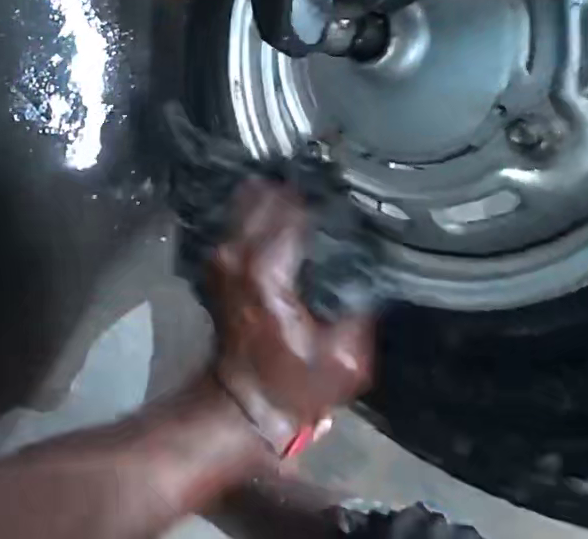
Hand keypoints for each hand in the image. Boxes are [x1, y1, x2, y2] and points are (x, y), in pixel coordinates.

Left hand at [207, 180, 375, 455]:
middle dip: (296, 187)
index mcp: (267, 271)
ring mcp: (220, 254)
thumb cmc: (295, 382)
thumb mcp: (345, 355)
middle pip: (265, 194)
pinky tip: (284, 208)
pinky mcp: (216, 259)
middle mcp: (237, 253)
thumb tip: (372, 262)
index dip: (320, 196)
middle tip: (326, 185)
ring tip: (307, 191)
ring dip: (276, 193)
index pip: (293, 208)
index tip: (343, 188)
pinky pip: (238, 216)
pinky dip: (260, 207)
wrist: (243, 402)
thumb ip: (360, 303)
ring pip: (247, 199)